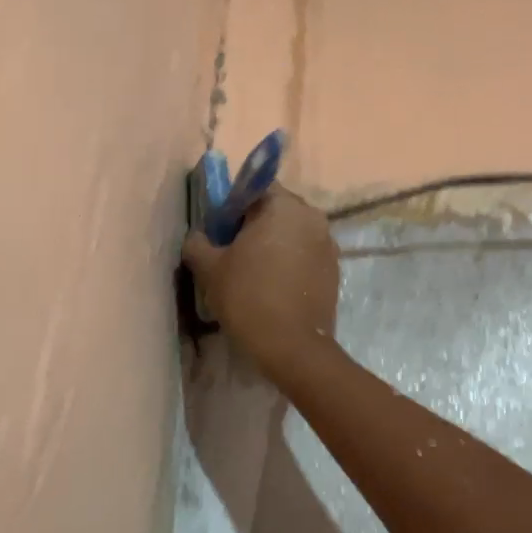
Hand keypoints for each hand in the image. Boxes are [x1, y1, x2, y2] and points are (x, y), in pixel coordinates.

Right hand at [182, 184, 340, 376]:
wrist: (292, 347)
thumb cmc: (247, 296)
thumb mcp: (208, 268)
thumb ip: (197, 242)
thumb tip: (198, 236)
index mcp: (283, 206)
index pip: (256, 186)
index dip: (234, 203)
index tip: (220, 229)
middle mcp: (312, 217)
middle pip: (276, 208)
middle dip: (254, 223)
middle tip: (231, 251)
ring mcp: (328, 244)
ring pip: (292, 232)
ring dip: (273, 243)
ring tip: (252, 272)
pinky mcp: (334, 270)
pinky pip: (304, 254)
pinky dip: (288, 262)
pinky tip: (272, 286)